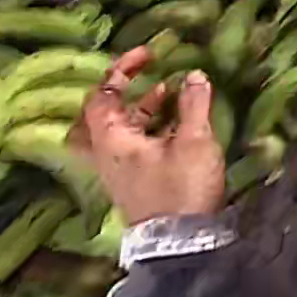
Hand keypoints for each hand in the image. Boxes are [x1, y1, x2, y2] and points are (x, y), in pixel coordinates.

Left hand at [72, 47, 224, 225]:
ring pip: (120, 128)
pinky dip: (151, 124)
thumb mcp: (195, 141)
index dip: (121, 70)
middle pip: (101, 114)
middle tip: (144, 74)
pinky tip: (176, 120)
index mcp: (112, 141)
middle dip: (121, 90)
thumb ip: (194, 105)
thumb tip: (193, 73)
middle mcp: (107, 153)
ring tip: (170, 91)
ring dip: (141, 106)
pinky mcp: (136, 179)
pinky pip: (134, 142)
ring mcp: (120, 169)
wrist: (180, 243)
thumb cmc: (181, 187)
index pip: (102, 96)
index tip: (149, 53)